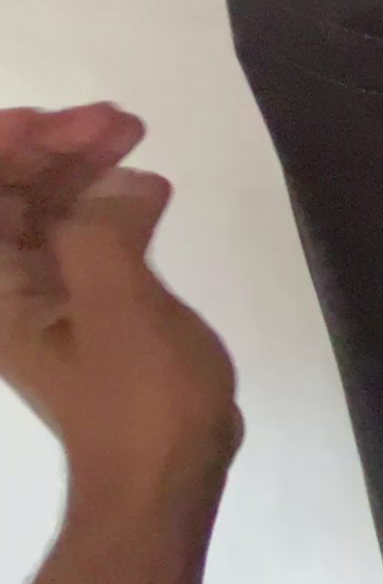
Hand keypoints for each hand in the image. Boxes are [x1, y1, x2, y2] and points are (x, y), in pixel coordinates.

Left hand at [0, 104, 239, 504]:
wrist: (166, 463)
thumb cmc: (141, 394)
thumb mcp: (124, 312)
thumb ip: (108, 237)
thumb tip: (123, 179)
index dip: (11, 148)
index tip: (78, 120)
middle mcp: (2, 288)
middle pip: (3, 199)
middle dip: (50, 149)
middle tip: (120, 120)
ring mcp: (44, 297)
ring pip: (43, 213)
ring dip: (81, 170)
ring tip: (136, 139)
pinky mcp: (89, 306)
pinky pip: (80, 238)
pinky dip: (106, 204)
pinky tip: (144, 189)